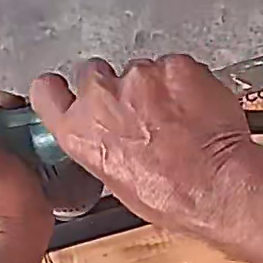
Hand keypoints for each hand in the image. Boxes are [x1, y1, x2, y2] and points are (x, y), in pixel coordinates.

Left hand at [0, 64, 50, 239]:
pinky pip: (13, 134)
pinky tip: (35, 143)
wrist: (24, 228)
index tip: (11, 113)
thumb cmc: (4, 200)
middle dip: (10, 112)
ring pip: (3, 119)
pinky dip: (25, 133)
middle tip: (23, 130)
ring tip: (31, 138)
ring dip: (21, 122)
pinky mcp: (1, 159)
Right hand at [28, 55, 257, 232]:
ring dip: (156, 87)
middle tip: (141, 113)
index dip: (59, 89)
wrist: (216, 187)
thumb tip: (108, 139)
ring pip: (140, 70)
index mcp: (79, 131)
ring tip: (178, 119)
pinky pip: (175, 67)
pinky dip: (185, 83)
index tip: (70, 90)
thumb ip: (99, 146)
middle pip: (94, 73)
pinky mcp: (175, 65)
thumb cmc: (170, 196)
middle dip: (115, 88)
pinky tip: (195, 109)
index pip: (46, 92)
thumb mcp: (116, 182)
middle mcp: (102, 98)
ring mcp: (139, 76)